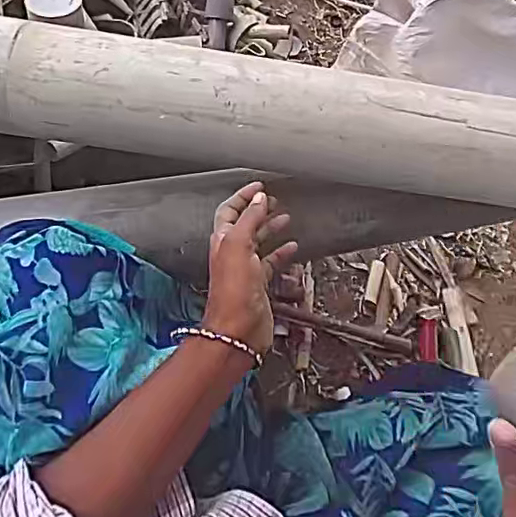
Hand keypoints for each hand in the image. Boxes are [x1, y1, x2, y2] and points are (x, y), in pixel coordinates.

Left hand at [203, 181, 297, 353]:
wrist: (237, 330)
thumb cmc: (233, 291)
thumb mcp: (239, 245)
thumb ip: (249, 219)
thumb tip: (258, 198)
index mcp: (223, 240)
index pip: (230, 210)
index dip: (243, 196)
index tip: (258, 186)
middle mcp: (232, 252)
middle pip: (245, 223)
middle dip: (259, 209)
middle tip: (273, 199)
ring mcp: (246, 268)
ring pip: (259, 241)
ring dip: (271, 228)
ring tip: (285, 217)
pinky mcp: (259, 284)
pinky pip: (272, 262)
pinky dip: (282, 253)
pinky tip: (292, 247)